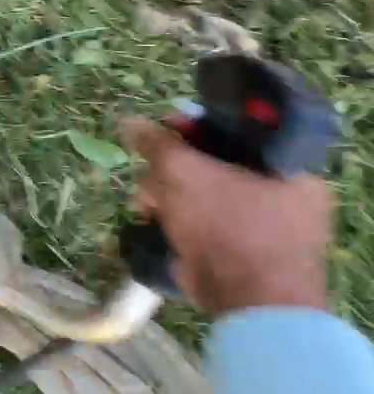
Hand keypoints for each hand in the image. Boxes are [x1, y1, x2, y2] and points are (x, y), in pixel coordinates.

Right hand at [123, 116, 333, 314]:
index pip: (232, 132)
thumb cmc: (225, 223)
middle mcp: (281, 194)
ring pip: (194, 188)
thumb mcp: (182, 171)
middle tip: (153, 176)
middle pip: (206, 162)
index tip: (160, 131)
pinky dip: (172, 213)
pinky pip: (197, 213)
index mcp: (288, 172)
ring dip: (162, 192)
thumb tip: (131, 122)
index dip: (191, 127)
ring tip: (149, 205)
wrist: (247, 297)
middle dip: (167, 169)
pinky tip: (154, 218)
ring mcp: (261, 222)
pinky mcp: (239, 243)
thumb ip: (156, 142)